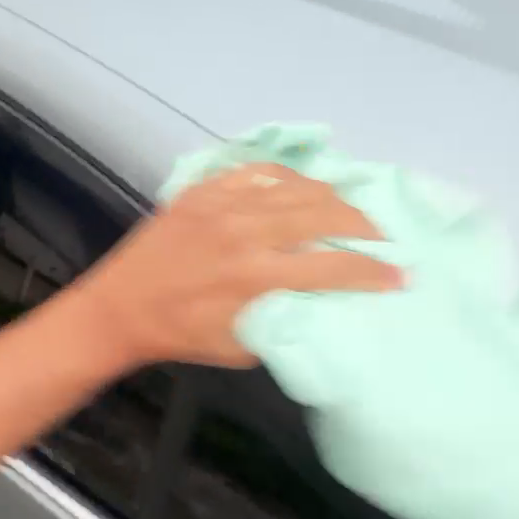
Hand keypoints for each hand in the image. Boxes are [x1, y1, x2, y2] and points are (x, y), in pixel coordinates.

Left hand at [61, 163, 400, 369]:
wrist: (121, 307)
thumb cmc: (183, 335)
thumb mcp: (242, 347)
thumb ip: (287, 322)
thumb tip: (324, 305)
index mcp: (256, 277)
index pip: (333, 267)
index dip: (373, 272)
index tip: (398, 276)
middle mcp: (246, 232)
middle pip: (324, 214)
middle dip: (363, 226)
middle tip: (378, 238)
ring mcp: (224, 204)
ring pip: (297, 186)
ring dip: (331, 198)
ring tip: (346, 212)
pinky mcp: (204, 190)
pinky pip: (259, 172)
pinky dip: (288, 178)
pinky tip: (301, 188)